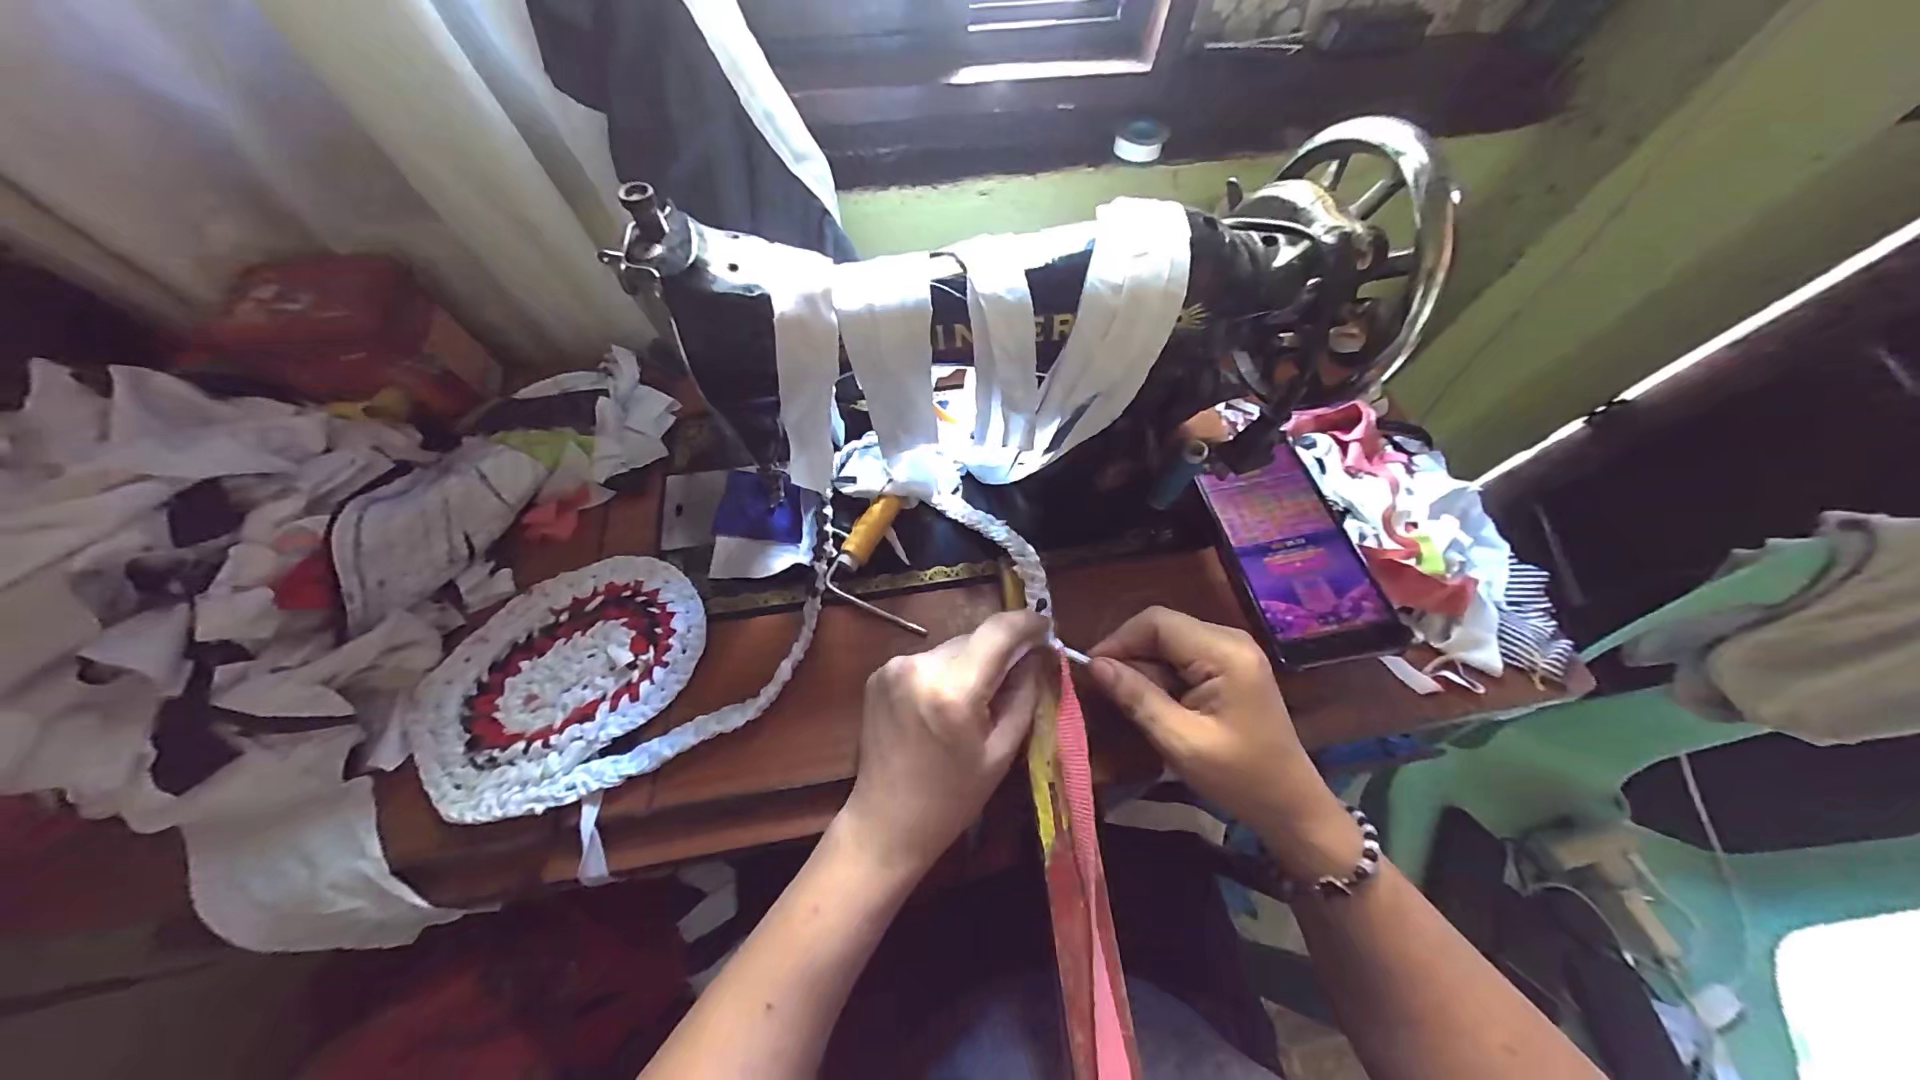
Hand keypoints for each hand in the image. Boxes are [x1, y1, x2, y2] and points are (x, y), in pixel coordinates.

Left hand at [836, 610, 1050, 879]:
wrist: (885, 821)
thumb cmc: (952, 797)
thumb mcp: (1003, 751)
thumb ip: (1025, 694)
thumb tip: (1039, 654)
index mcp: (953, 690)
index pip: (998, 631)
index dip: (1027, 622)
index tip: (1046, 625)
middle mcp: (919, 666)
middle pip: (974, 638)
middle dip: (1001, 650)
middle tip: (1020, 672)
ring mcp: (893, 667)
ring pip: (952, 648)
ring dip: (972, 662)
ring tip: (977, 698)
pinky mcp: (879, 673)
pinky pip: (928, 660)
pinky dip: (945, 671)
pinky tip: (945, 703)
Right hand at [1086, 607, 1357, 878]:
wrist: (1290, 805)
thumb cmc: (1238, 777)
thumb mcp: (1180, 741)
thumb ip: (1137, 697)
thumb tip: (1095, 664)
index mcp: (1225, 652)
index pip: (1157, 622)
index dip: (1119, 640)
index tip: (1092, 671)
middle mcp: (1230, 640)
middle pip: (1162, 627)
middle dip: (1130, 654)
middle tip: (1108, 691)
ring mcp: (1232, 651)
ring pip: (1168, 642)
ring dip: (1144, 667)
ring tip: (1129, 702)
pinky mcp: (1229, 666)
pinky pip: (1182, 657)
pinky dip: (1161, 675)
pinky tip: (1154, 703)